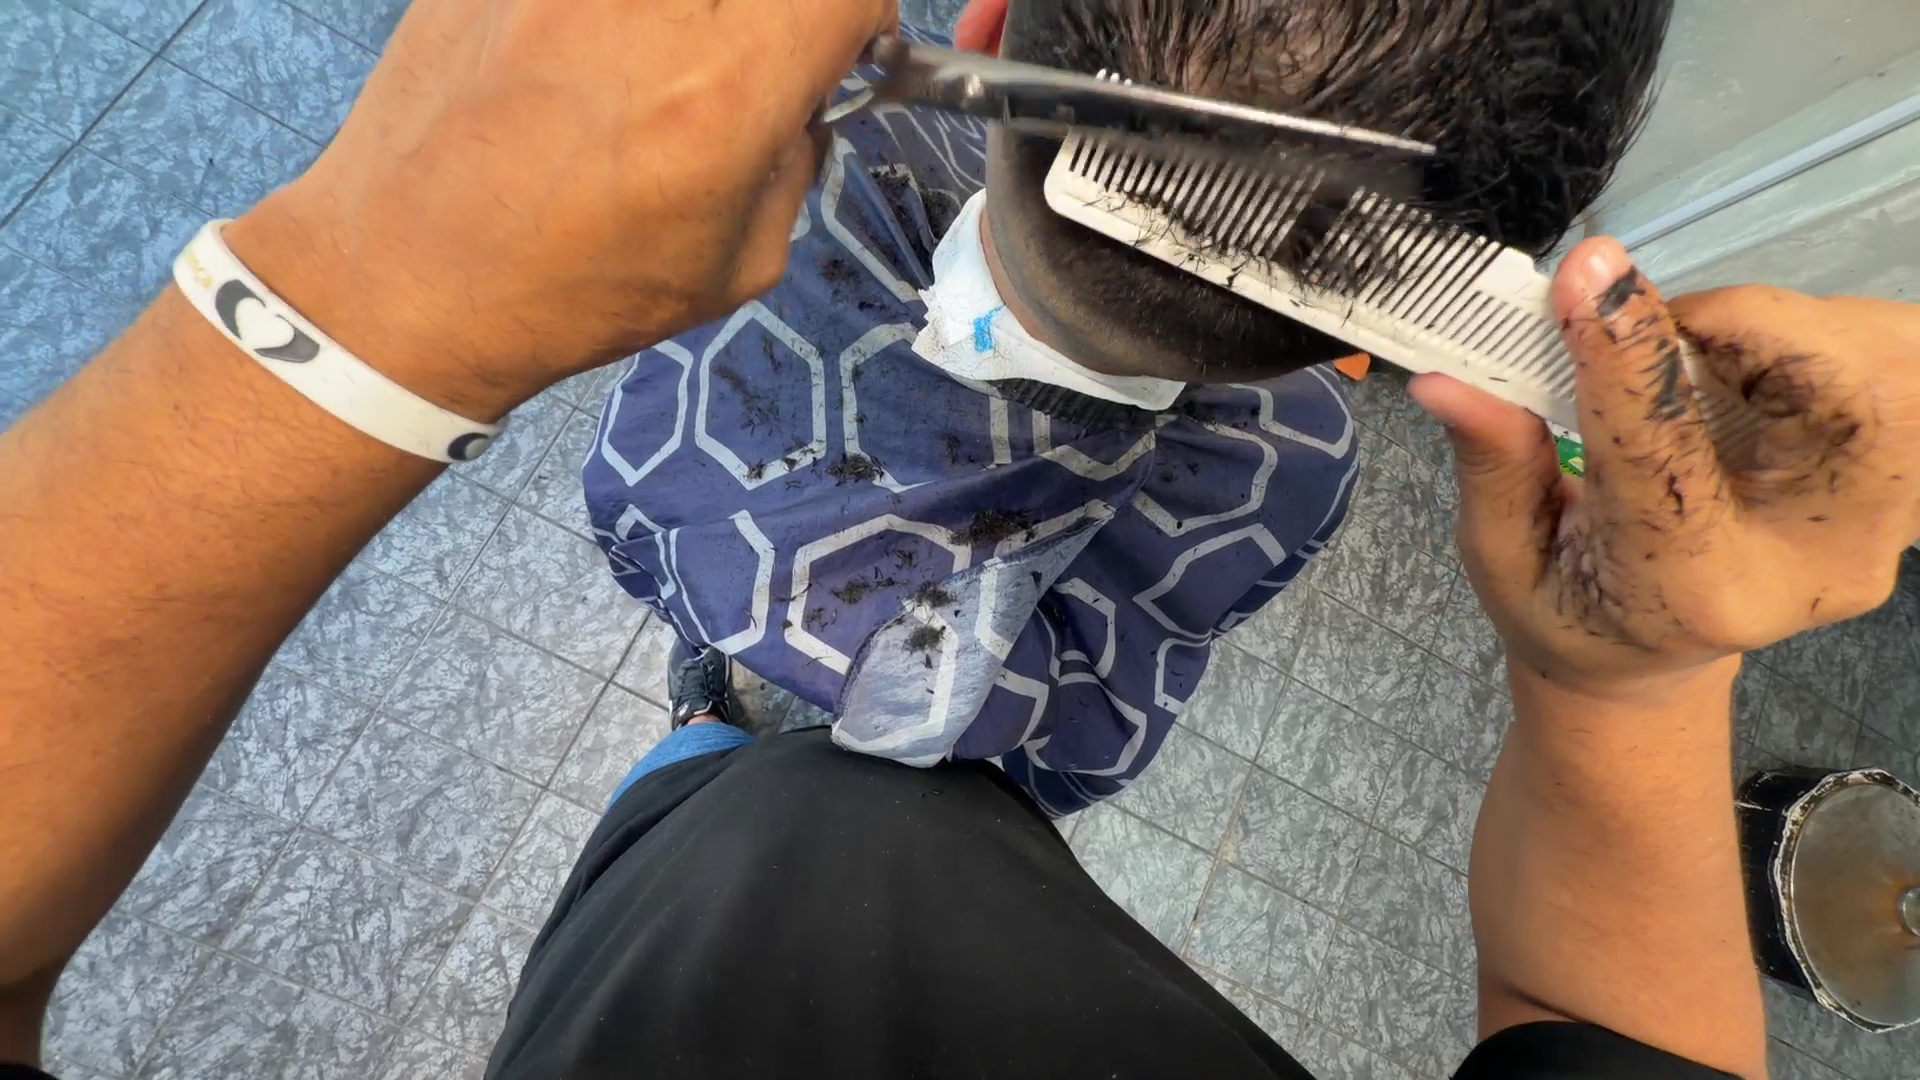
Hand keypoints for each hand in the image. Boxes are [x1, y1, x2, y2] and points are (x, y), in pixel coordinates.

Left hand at [223, 0, 892, 418]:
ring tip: (670, 73)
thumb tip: (803, 107)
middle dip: (784, 17)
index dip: (864, 10)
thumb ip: (793, 172)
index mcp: (722, 94)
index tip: (848, 49)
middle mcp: (648, 5)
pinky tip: (599, 68)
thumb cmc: (594, 295)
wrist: (418, 277)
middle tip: (761, 65)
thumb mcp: (738, 270)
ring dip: (707, 24)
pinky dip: (629, 25)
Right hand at [1414, 237, 1919, 702]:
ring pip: (1889, 368)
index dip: (1624, 356)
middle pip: (1851, 394)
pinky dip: (1804, 341)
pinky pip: (1889, 372)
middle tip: (1647, 323)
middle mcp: (1807, 557)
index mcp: (1681, 585)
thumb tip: (1441, 382)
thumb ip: (1490, 463)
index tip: (1586, 274)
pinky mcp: (1898, 488)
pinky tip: (1730, 371)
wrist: (1644, 655)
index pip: (1660, 452)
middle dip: (1747, 324)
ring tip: (1680, 356)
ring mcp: (1877, 524)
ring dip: (1778, 329)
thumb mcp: (1496, 551)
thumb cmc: (1555, 609)